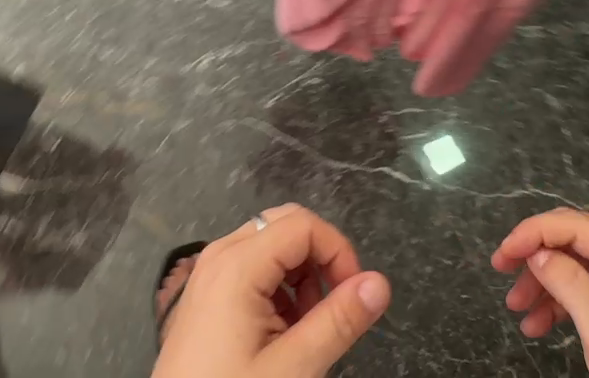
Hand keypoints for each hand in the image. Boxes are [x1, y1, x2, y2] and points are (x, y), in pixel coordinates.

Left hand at [153, 204, 391, 377]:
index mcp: (237, 264)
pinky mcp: (207, 293)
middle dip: (320, 260)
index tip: (354, 299)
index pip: (304, 225)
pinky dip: (278, 288)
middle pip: (286, 225)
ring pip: (271, 245)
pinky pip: (253, 267)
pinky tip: (281, 333)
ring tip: (306, 330)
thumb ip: (338, 321)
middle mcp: (220, 255)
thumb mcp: (293, 368)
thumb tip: (381, 282)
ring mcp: (210, 273)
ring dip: (301, 276)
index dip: (339, 252)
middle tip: (331, 310)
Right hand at [492, 209, 588, 377]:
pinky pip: (580, 289)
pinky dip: (554, 302)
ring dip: (540, 281)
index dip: (535, 232)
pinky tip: (536, 325)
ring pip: (571, 263)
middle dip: (534, 251)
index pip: (577, 226)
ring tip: (515, 308)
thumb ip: (573, 288)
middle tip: (501, 269)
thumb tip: (536, 252)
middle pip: (572, 239)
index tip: (504, 254)